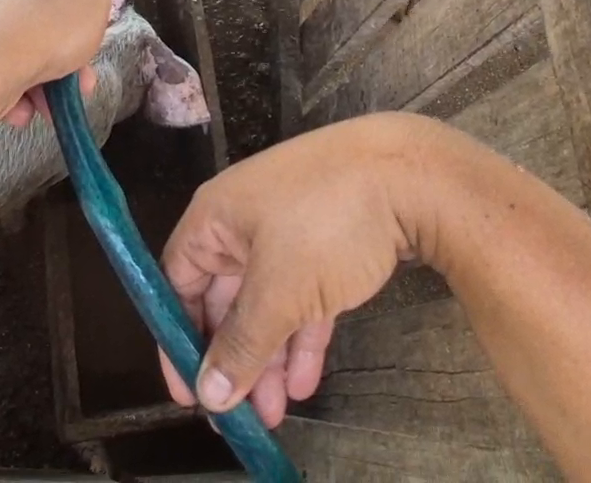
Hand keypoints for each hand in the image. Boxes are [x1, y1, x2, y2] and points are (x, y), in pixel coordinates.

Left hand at [0, 0, 108, 128]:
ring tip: (52, 107)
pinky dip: (15, 89)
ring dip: (45, 79)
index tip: (90, 3)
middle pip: (46, 10)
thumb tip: (76, 5)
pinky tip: (22, 109)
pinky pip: (1, 67)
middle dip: (68, 49)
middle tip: (82, 80)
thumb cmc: (52, 19)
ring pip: (25, 46)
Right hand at [158, 114, 439, 426]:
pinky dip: (301, 335)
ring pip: (266, 302)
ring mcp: (287, 229)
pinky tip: (307, 381)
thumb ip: (242, 344)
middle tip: (239, 416)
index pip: (178, 282)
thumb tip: (207, 394)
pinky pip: (302, 295)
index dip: (178, 337)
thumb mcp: (279, 290)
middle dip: (233, 358)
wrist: (412, 175)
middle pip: (223, 298)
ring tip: (275, 414)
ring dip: (268, 357)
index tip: (189, 393)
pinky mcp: (326, 241)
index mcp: (215, 218)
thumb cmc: (326, 223)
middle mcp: (243, 222)